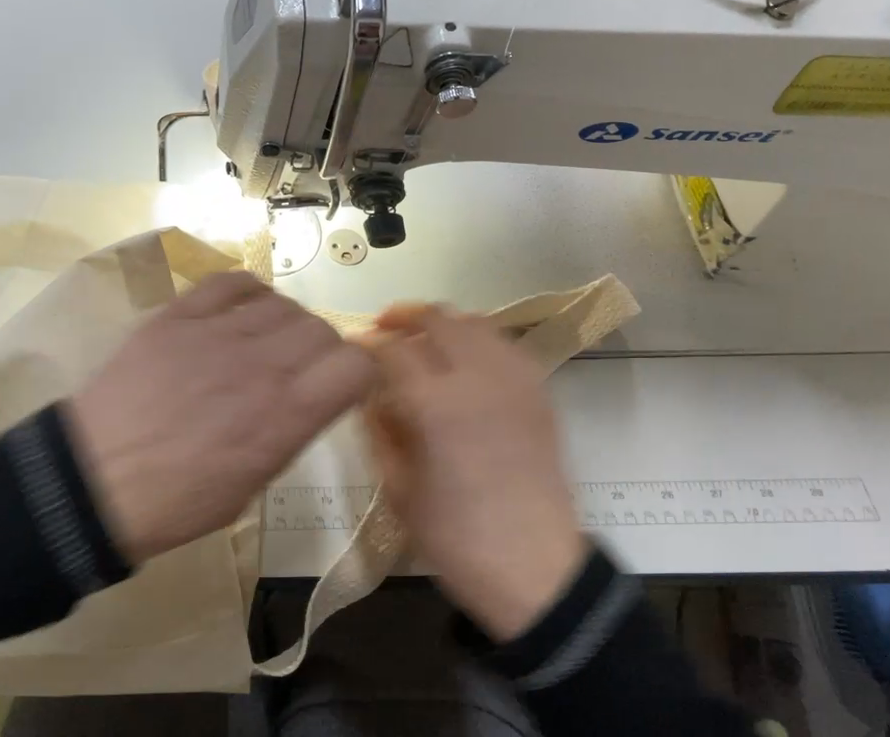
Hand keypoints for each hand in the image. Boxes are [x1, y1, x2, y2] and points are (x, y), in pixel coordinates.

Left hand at [67, 272, 375, 563]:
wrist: (96, 479)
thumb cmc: (177, 501)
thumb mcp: (251, 484)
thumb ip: (288, 432)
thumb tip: (306, 400)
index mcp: (284, 416)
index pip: (356, 365)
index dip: (359, 373)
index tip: (344, 386)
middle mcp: (260, 366)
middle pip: (321, 329)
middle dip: (323, 350)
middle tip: (300, 370)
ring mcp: (215, 334)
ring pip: (281, 303)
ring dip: (285, 323)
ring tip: (265, 343)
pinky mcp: (176, 316)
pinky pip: (229, 282)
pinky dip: (247, 292)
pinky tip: (240, 311)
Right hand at [364, 306, 587, 641]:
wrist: (535, 571)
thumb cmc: (455, 537)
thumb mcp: (397, 487)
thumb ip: (379, 430)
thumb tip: (370, 394)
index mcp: (436, 404)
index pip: (392, 348)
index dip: (366, 343)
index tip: (350, 349)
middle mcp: (478, 380)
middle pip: (437, 319)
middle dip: (403, 317)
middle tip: (382, 331)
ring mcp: (515, 383)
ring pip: (475, 323)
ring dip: (443, 322)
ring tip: (422, 339)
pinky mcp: (539, 396)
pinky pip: (506, 346)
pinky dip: (479, 339)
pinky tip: (465, 359)